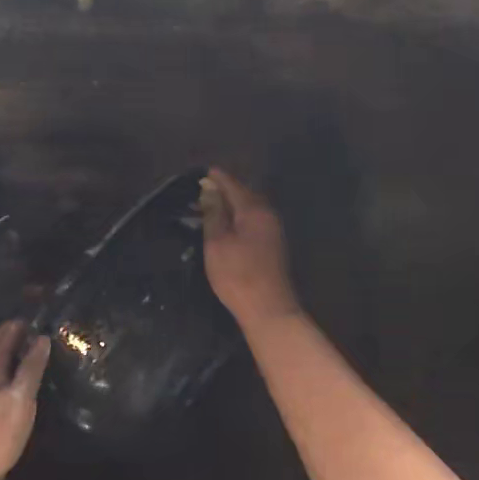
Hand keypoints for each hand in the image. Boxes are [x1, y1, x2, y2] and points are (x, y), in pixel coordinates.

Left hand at [0, 320, 49, 479]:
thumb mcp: (21, 399)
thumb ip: (31, 367)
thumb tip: (43, 338)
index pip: (5, 332)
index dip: (25, 323)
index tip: (46, 315)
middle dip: (19, 334)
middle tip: (46, 329)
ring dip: (15, 350)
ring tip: (40, 348)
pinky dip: (9, 366)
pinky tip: (23, 372)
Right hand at [200, 167, 300, 326]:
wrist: (268, 308)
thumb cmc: (237, 274)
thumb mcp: (217, 242)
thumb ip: (214, 213)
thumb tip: (210, 189)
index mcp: (254, 210)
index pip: (234, 186)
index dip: (218, 178)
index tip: (205, 171)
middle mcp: (268, 216)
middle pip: (246, 195)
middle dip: (227, 189)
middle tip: (206, 188)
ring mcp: (273, 232)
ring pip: (251, 209)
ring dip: (233, 204)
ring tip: (213, 204)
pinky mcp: (273, 247)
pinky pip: (253, 221)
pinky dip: (239, 217)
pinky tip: (228, 224)